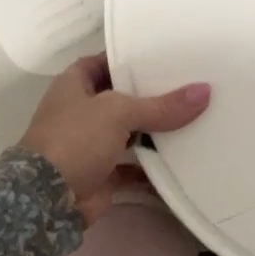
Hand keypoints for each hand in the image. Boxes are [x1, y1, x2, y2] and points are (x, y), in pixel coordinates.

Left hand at [18, 54, 210, 223]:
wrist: (49, 198)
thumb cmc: (76, 139)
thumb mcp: (119, 112)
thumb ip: (161, 106)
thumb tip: (204, 92)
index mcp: (74, 86)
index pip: (103, 63)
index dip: (128, 59)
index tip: (162, 57)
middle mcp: (81, 112)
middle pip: (121, 99)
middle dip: (151, 97)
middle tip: (188, 89)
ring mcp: (91, 146)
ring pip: (129, 134)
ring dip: (154, 134)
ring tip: (193, 122)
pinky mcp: (102, 175)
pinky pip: (133, 168)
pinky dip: (153, 169)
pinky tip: (181, 164)